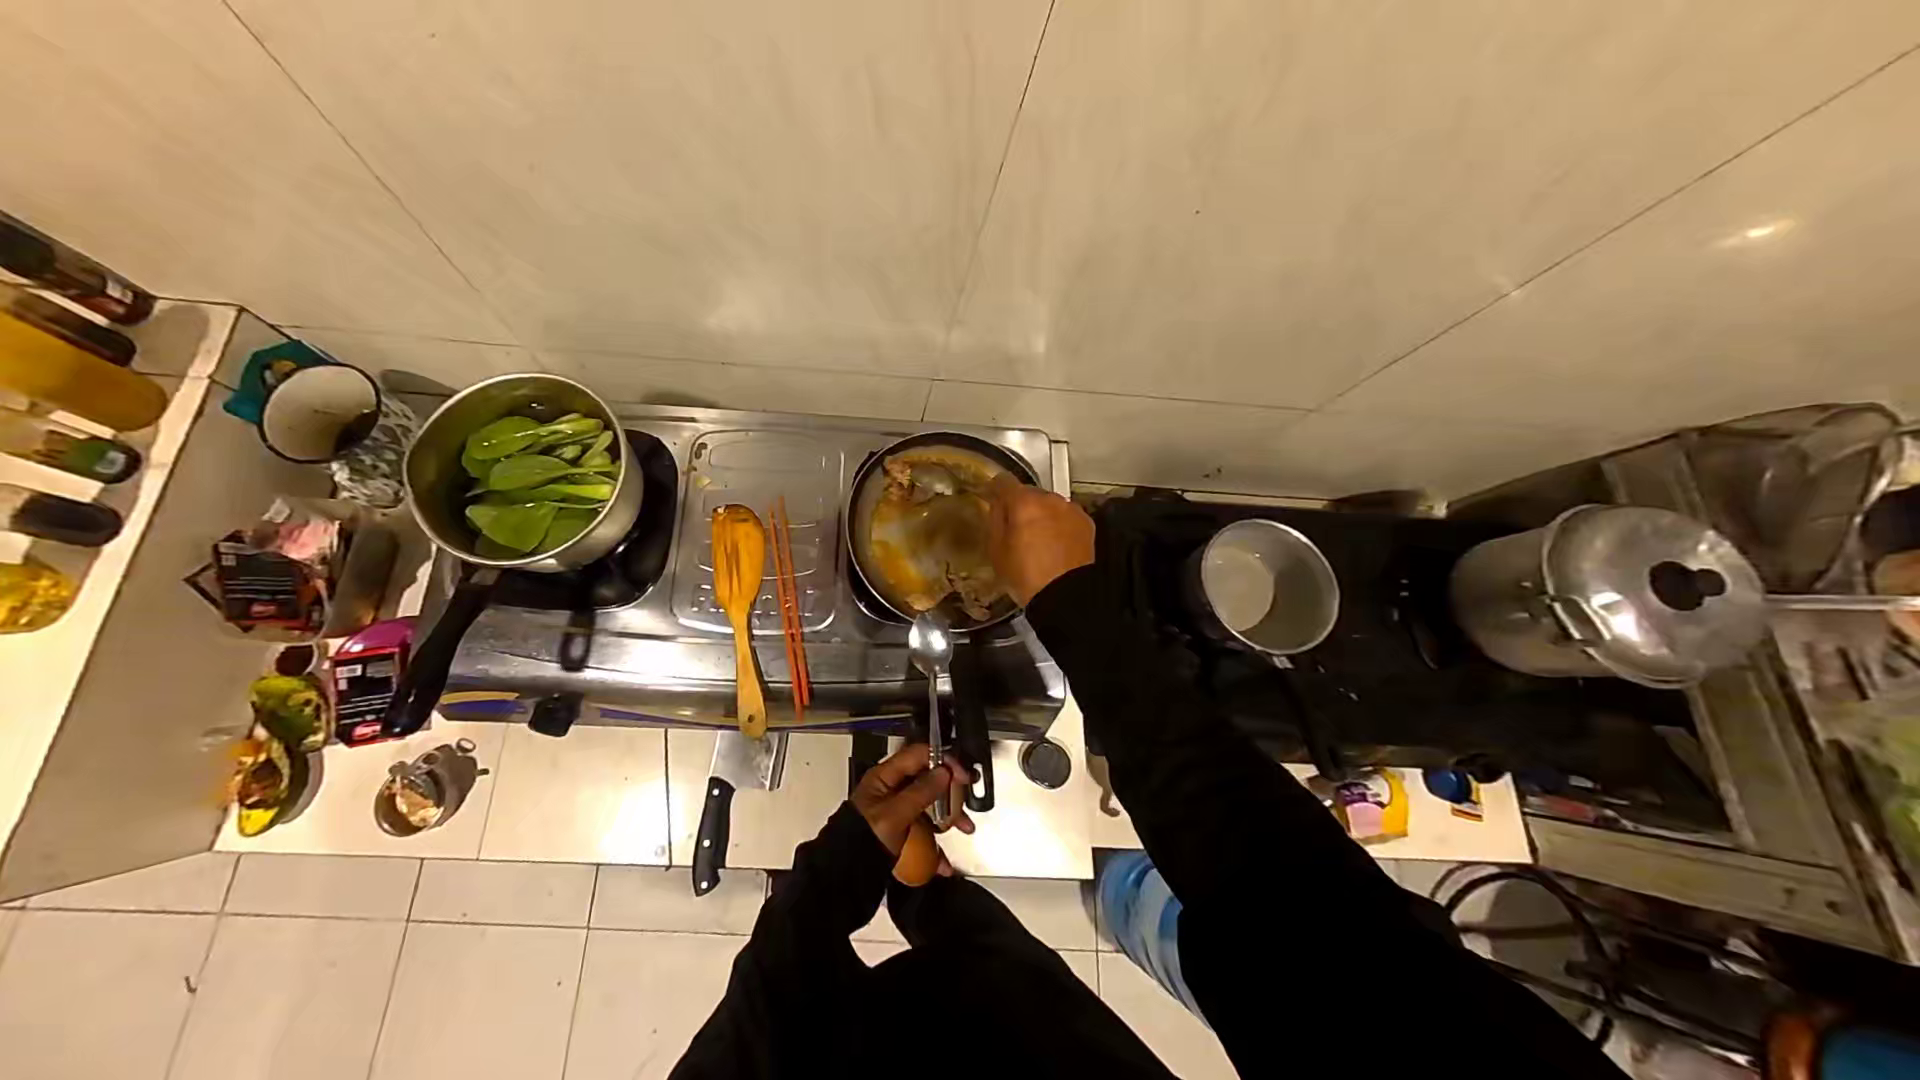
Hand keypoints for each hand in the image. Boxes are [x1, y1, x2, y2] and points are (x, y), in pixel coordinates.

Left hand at [851, 743, 974, 856]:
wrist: (845, 877)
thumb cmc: (863, 840)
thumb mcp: (894, 814)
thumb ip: (920, 792)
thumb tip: (944, 772)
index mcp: (885, 777)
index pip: (919, 755)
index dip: (943, 760)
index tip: (962, 775)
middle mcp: (892, 790)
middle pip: (928, 780)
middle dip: (950, 791)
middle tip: (965, 802)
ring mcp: (897, 811)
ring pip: (930, 805)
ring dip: (949, 816)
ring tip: (964, 828)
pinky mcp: (900, 832)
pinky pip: (924, 832)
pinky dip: (936, 845)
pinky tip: (944, 861)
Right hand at [987, 473, 1094, 605]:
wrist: (1064, 595)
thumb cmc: (1027, 576)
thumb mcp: (996, 550)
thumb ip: (994, 519)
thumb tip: (997, 505)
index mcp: (1024, 502)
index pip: (1004, 482)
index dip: (995, 489)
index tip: (992, 497)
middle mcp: (1049, 500)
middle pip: (1029, 493)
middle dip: (1021, 506)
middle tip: (1015, 528)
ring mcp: (1070, 510)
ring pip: (1049, 504)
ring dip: (1042, 515)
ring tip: (1037, 540)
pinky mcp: (1085, 523)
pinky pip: (1066, 516)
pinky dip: (1059, 524)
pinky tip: (1054, 544)